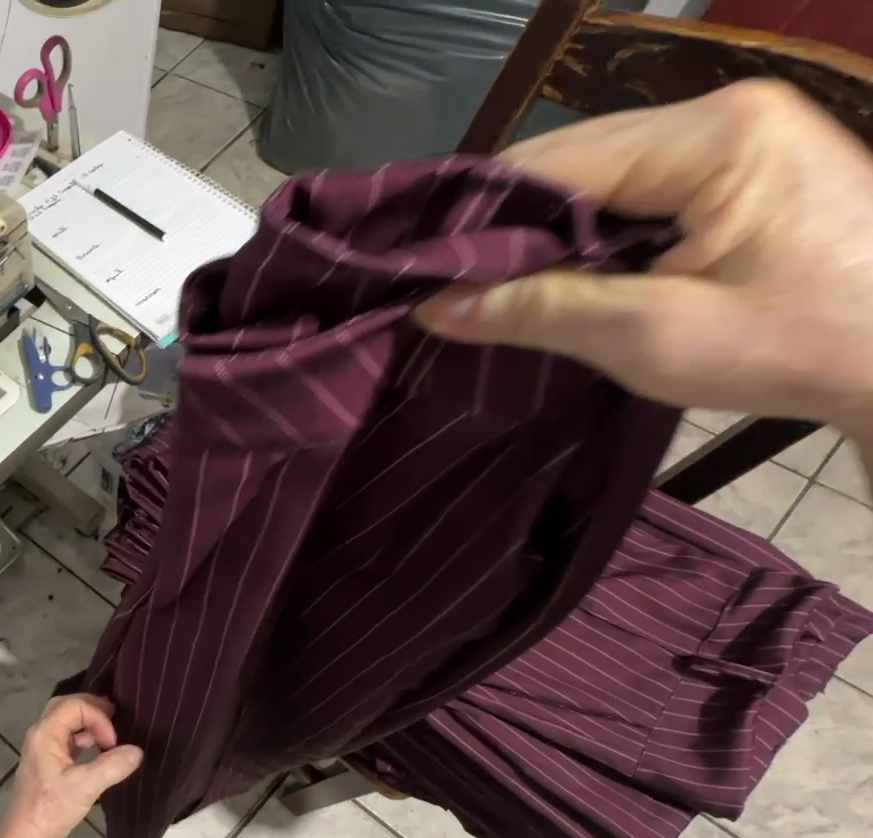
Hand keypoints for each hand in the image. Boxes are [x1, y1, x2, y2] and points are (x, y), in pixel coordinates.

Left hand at [0, 694, 142, 837]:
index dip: (98, 717)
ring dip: (88, 724)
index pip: (74, 705)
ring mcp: (42, 748)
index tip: (113, 742)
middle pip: (66, 707)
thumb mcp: (85, 787)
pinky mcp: (46, 762)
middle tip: (117, 720)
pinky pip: (66, 739)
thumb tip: (138, 751)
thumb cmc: (52, 810)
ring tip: (111, 737)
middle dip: (93, 710)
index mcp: (45, 733)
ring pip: (65, 722)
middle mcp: (40, 734)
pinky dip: (83, 739)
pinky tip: (99, 752)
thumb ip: (112, 766)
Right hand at [414, 80, 872, 438]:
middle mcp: (717, 115)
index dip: (473, 219)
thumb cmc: (799, 345)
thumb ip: (534, 310)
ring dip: (528, 236)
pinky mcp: (727, 167)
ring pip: (581, 178)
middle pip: (562, 162)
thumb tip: (429, 306)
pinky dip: (568, 236)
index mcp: (712, 137)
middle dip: (497, 229)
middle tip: (436, 288)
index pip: (550, 163)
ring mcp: (725, 137)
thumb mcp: (649, 335)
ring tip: (476, 288)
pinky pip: (615, 193)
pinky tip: (538, 275)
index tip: (416, 274)